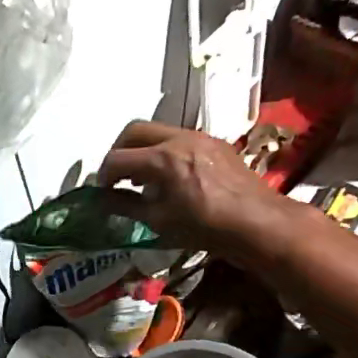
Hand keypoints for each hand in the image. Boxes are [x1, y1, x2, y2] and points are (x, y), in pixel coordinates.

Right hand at [94, 121, 304, 262]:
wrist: (257, 223)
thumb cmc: (203, 226)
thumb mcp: (157, 220)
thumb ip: (124, 205)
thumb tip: (100, 200)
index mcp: (162, 159)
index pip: (116, 158)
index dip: (103, 176)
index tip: (103, 192)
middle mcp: (179, 140)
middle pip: (134, 130)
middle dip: (119, 150)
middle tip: (117, 175)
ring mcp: (200, 138)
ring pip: (158, 131)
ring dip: (142, 150)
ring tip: (142, 177)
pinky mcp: (215, 143)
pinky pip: (179, 138)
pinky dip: (164, 151)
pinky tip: (169, 176)